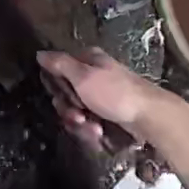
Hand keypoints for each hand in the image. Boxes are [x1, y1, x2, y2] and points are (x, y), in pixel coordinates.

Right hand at [36, 48, 185, 147]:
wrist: (148, 117)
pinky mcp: (108, 116)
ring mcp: (101, 99)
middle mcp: (93, 78)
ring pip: (76, 115)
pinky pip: (89, 125)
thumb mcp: (83, 76)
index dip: (56, 88)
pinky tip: (101, 134)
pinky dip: (93, 132)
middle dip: (69, 112)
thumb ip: (59, 65)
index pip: (56, 73)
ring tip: (95, 129)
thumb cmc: (115, 93)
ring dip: (82, 126)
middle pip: (65, 98)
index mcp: (87, 62)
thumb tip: (40, 54)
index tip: (61, 96)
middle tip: (80, 116)